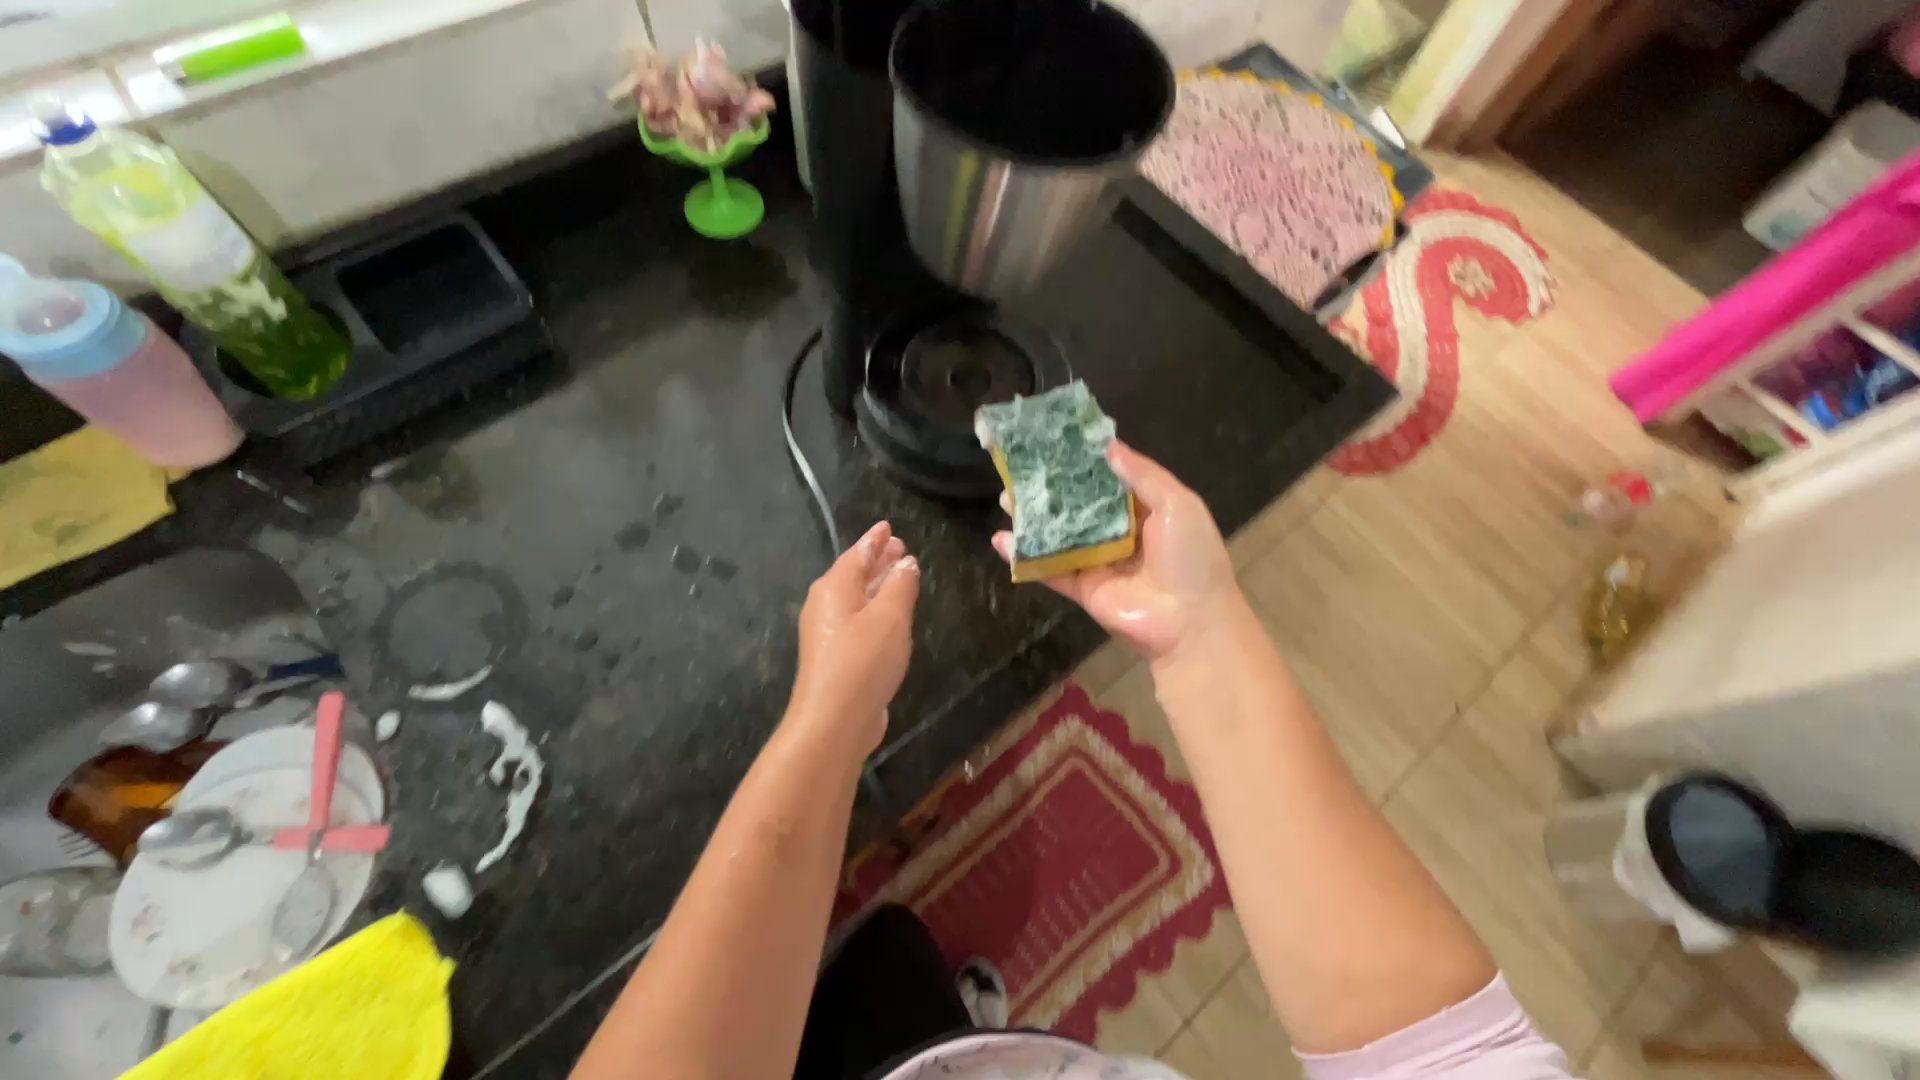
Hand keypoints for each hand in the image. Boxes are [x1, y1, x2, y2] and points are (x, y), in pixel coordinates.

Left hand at [788, 521, 920, 757]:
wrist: (834, 720)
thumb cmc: (863, 661)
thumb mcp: (890, 617)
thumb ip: (901, 585)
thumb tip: (906, 563)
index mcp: (834, 588)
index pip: (857, 553)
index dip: (875, 539)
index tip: (888, 526)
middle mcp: (825, 605)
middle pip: (854, 574)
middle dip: (878, 561)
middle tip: (901, 548)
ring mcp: (828, 633)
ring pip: (857, 598)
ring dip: (878, 586)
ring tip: (901, 575)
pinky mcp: (836, 657)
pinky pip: (859, 621)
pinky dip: (876, 610)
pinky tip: (892, 617)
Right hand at [993, 440, 1241, 662]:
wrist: (1191, 621)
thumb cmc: (1190, 556)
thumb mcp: (1178, 504)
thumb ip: (1142, 474)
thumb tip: (1108, 445)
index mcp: (1144, 510)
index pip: (1108, 481)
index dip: (1084, 463)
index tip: (1055, 444)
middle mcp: (1118, 533)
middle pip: (1078, 507)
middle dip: (1051, 491)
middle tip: (1021, 471)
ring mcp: (1098, 562)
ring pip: (1059, 536)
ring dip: (1033, 520)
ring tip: (1006, 498)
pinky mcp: (1082, 588)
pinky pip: (1050, 570)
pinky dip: (1025, 557)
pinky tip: (1001, 540)